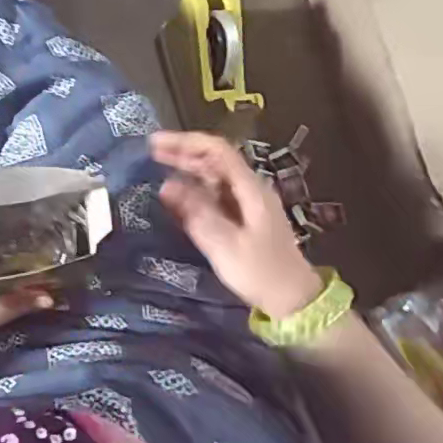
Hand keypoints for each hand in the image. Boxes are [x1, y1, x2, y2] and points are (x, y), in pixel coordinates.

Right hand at [151, 131, 323, 317]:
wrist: (292, 299)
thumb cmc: (261, 272)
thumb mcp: (225, 245)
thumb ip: (197, 213)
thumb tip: (167, 186)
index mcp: (250, 189)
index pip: (217, 151)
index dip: (186, 142)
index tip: (156, 143)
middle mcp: (248, 190)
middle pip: (214, 161)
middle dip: (183, 153)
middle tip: (150, 152)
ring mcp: (246, 204)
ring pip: (213, 177)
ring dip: (186, 170)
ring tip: (157, 169)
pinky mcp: (242, 220)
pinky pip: (214, 196)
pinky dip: (193, 191)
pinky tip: (175, 197)